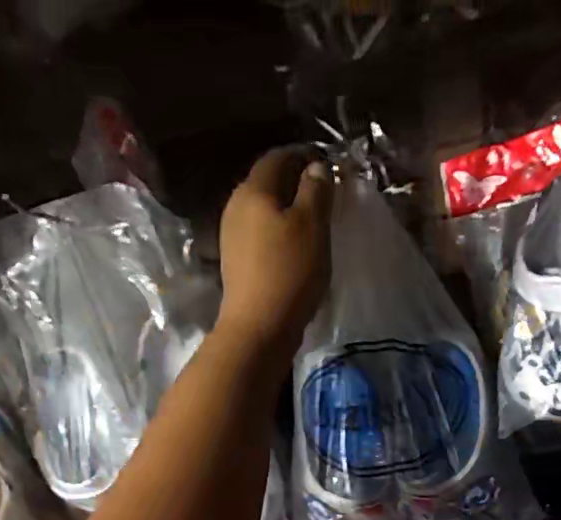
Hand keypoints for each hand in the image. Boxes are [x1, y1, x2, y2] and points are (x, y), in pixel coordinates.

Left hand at [217, 147, 333, 345]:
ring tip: (314, 218)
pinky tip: (296, 243)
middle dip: (295, 179)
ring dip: (288, 206)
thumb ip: (316, 191)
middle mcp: (237, 204)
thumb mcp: (312, 227)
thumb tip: (317, 166)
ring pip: (264, 207)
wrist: (260, 324)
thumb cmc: (290, 272)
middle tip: (324, 189)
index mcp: (254, 190)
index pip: (278, 157)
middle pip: (268, 181)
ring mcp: (233, 233)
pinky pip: (261, 230)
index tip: (327, 161)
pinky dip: (280, 227)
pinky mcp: (238, 259)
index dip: (303, 154)